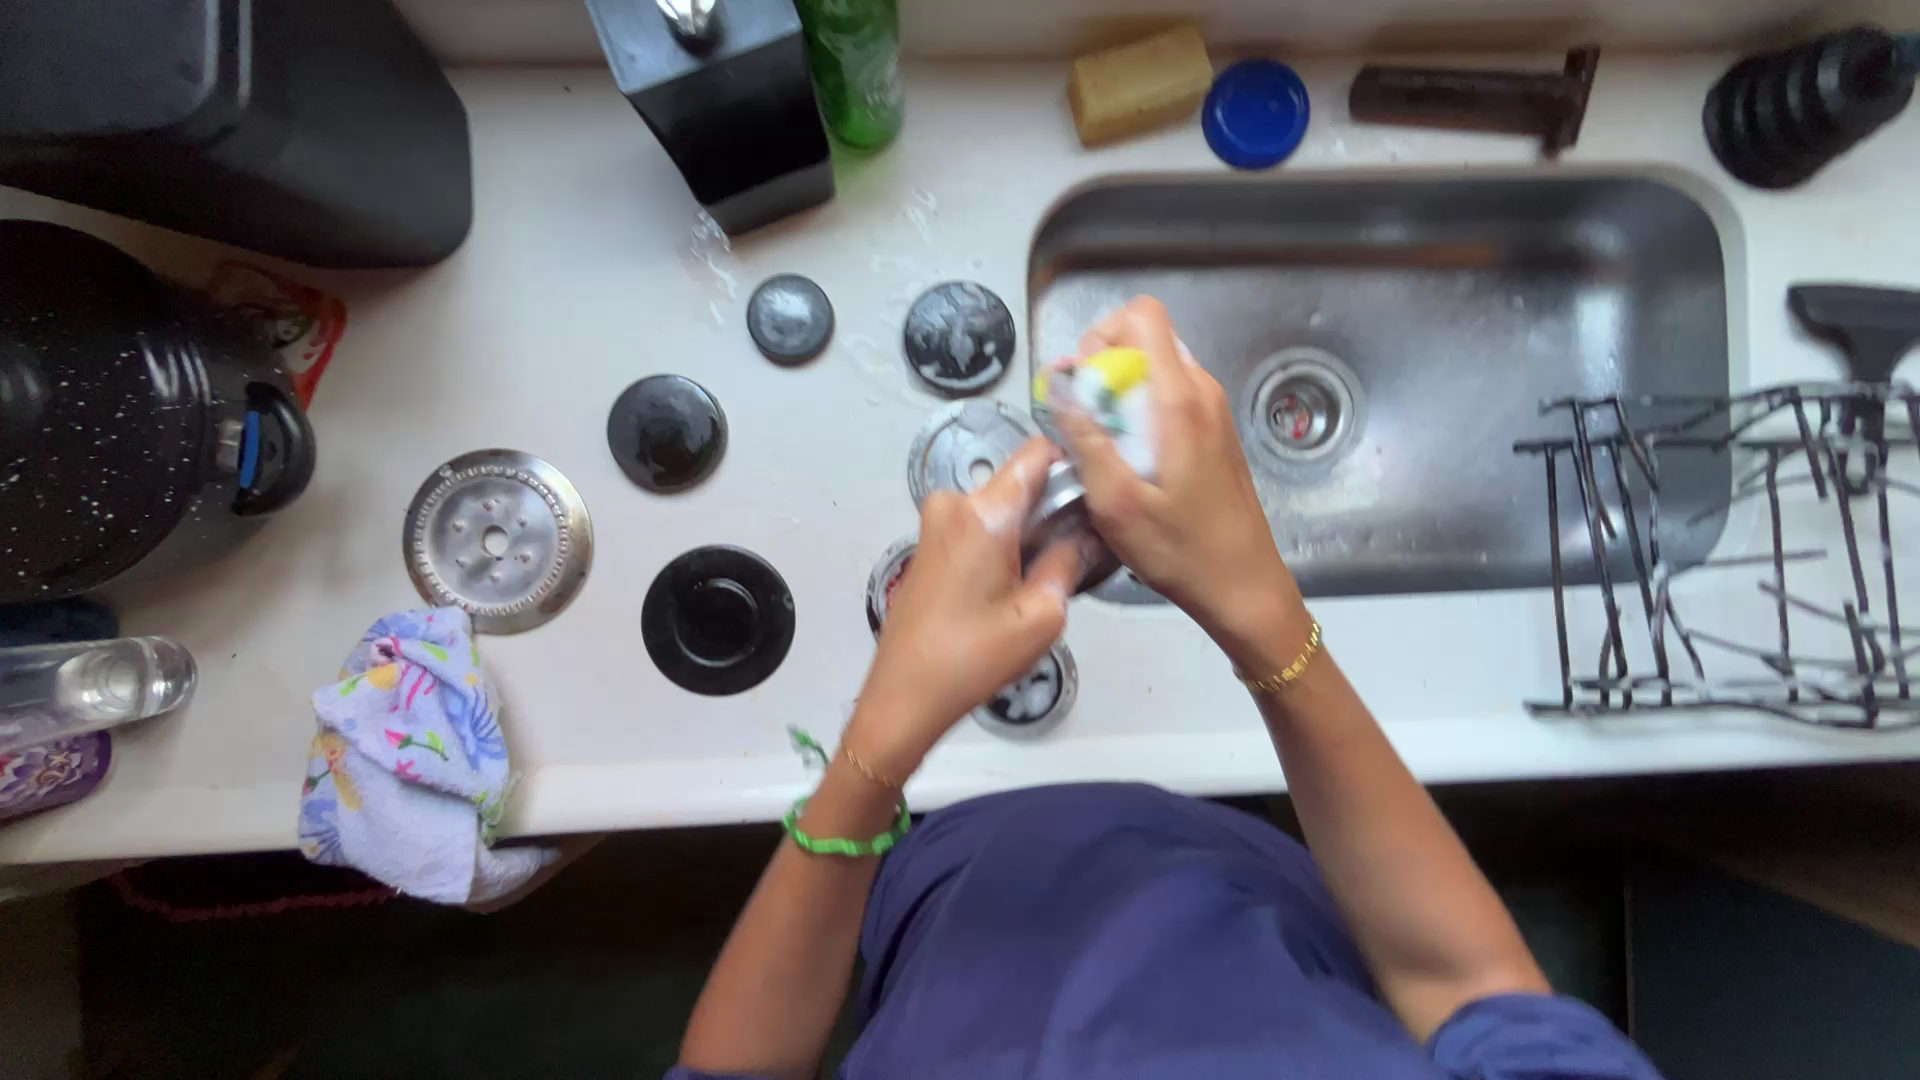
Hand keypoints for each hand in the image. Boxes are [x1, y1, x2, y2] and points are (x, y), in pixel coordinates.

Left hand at [846, 438, 1087, 777]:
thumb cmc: (972, 658)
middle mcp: (953, 504)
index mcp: (984, 512)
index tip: (1089, 502)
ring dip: (1023, 532)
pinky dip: (999, 544)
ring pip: (997, 509)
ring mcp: (934, 524)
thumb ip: (1068, 561)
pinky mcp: (927, 546)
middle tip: (1071, 556)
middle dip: (1048, 510)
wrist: (903, 695)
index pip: (1036, 454)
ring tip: (1037, 582)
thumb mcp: (1042, 616)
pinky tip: (1006, 588)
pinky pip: (976, 527)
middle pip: (1017, 483)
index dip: (1069, 468)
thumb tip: (1084, 535)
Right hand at [1056, 296, 1309, 664]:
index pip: (1142, 317)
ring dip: (1121, 392)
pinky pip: (1169, 396)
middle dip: (1104, 367)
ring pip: (1156, 368)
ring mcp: (1212, 409)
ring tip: (1104, 444)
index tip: (1083, 387)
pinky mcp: (1214, 430)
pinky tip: (1132, 459)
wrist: (1242, 584)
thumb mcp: (1116, 502)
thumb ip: (1085, 438)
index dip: (1101, 337)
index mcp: (1179, 399)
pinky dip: (1141, 411)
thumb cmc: (1179, 549)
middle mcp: (1201, 391)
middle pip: (1145, 339)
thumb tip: (1060, 385)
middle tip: (1085, 421)